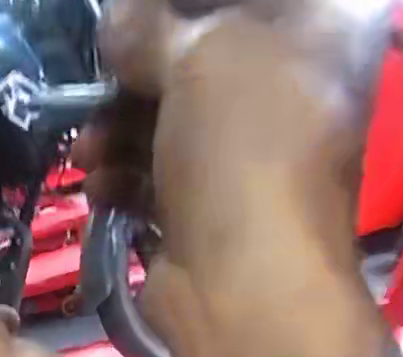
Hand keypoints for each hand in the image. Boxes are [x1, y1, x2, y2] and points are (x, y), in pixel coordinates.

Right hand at [73, 0, 375, 282]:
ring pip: (166, 127)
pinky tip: (98, 187)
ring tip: (86, 150)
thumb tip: (116, 19)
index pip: (241, 0)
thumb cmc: (241, 152)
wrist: (238, 282)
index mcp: (316, 36)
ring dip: (116, 134)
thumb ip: (153, 30)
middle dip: (135, 76)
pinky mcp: (202, 212)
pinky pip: (154, 179)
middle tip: (97, 83)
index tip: (127, 15)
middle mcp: (283, 96)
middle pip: (196, 64)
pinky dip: (122, 180)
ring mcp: (240, 161)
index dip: (174, 8)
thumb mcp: (202, 60)